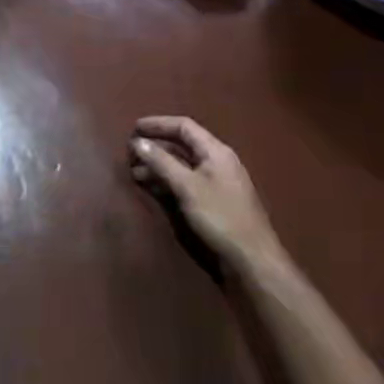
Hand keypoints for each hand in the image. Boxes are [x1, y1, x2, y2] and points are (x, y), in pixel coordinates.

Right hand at [130, 115, 283, 265]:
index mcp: (215, 151)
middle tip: (131, 152)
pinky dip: (168, 180)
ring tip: (135, 172)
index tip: (134, 129)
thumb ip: (161, 162)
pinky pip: (186, 181)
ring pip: (183, 164)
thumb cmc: (220, 217)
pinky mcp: (214, 200)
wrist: (252, 259)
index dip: (158, 124)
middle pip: (182, 144)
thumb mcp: (187, 187)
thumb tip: (138, 142)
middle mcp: (217, 161)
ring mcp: (217, 182)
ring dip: (159, 165)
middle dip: (156, 146)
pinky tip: (152, 188)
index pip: (184, 126)